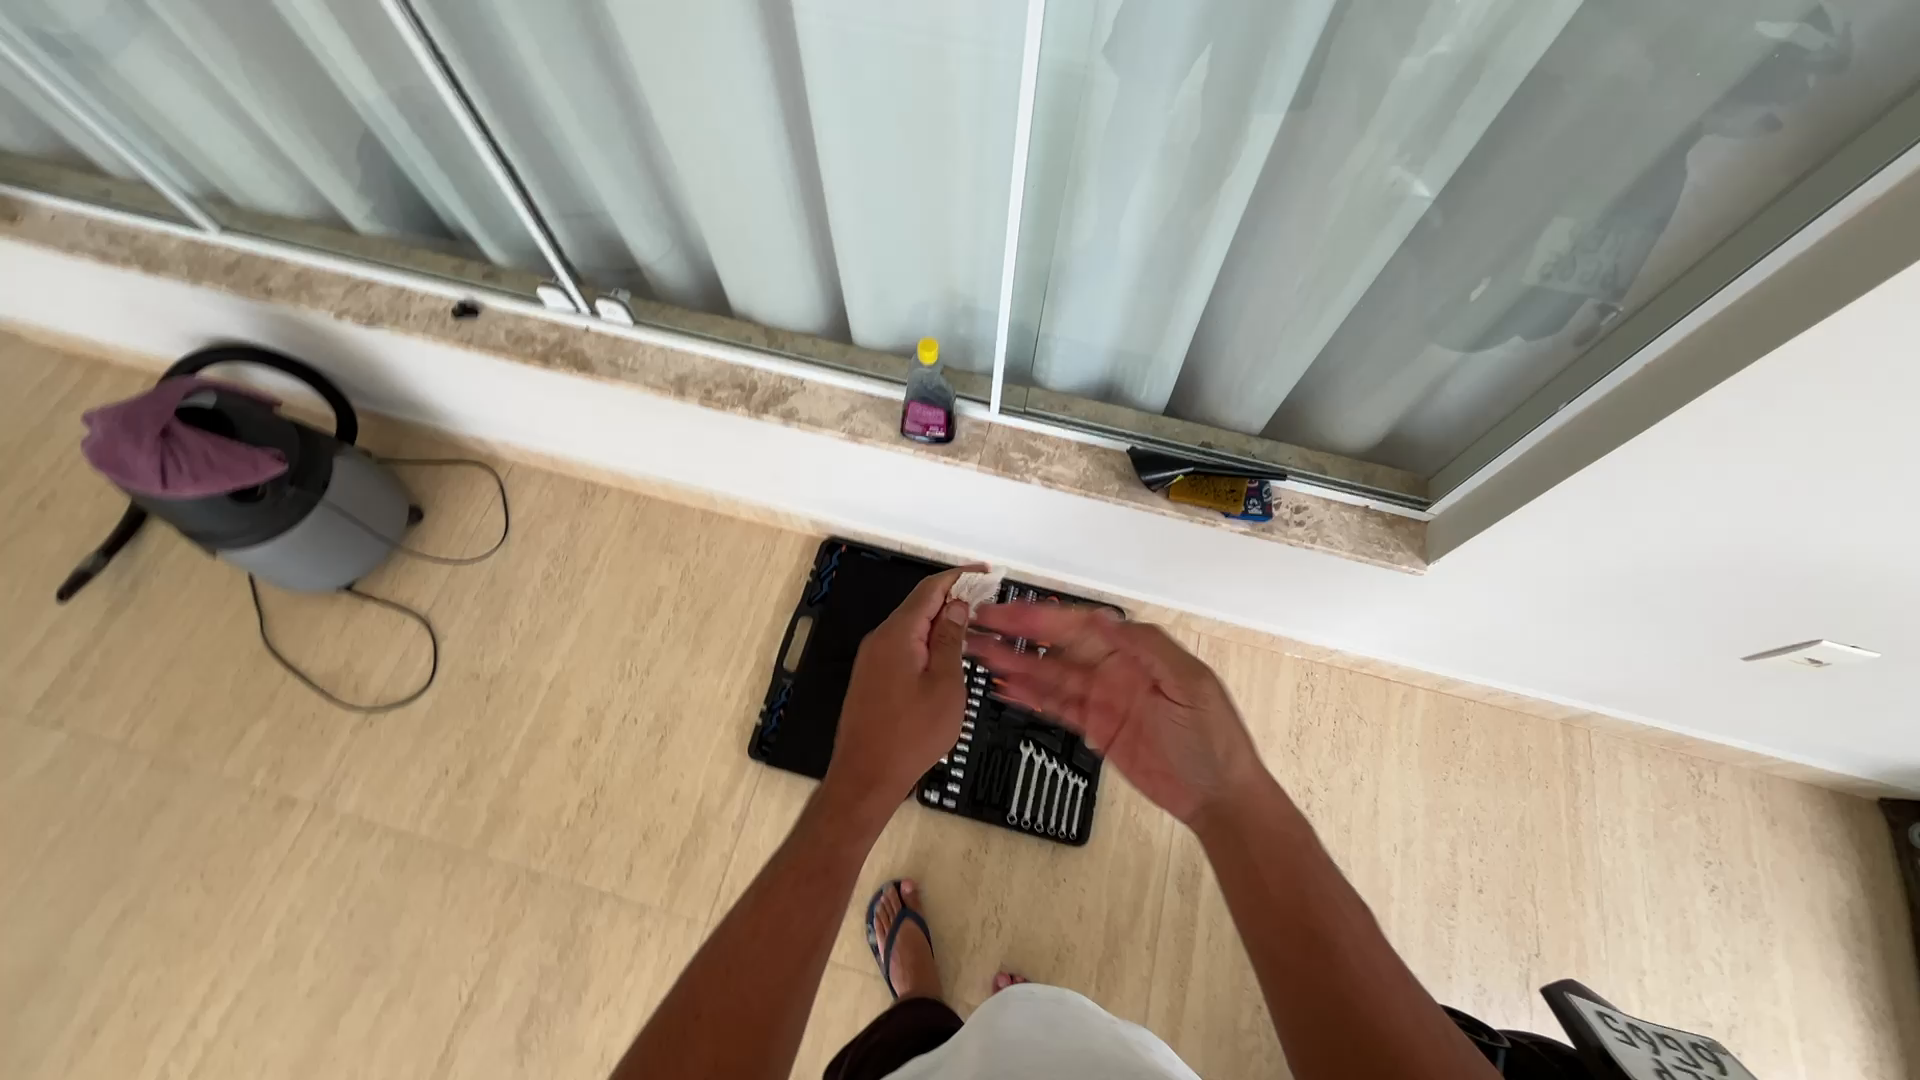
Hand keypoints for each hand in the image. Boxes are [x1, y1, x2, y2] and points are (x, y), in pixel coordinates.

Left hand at [823, 567, 977, 810]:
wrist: (866, 776)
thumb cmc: (911, 735)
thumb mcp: (945, 685)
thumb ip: (951, 641)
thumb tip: (957, 606)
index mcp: (897, 635)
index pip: (930, 590)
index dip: (959, 577)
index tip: (985, 572)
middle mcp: (880, 640)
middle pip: (919, 605)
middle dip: (952, 598)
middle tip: (985, 600)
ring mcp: (872, 659)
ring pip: (911, 627)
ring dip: (941, 622)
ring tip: (972, 628)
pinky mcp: (871, 677)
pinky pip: (902, 646)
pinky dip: (927, 642)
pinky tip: (946, 655)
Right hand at [966, 604, 1263, 826]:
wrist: (1218, 796)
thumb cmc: (1214, 740)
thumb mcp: (1190, 684)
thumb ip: (1148, 648)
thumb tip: (1106, 618)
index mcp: (1137, 652)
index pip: (1082, 626)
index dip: (1045, 618)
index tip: (1014, 611)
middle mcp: (1114, 669)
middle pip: (1057, 645)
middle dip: (1019, 633)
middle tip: (983, 624)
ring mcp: (1101, 699)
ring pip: (1049, 675)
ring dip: (1016, 663)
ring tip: (981, 653)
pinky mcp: (1094, 727)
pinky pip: (1055, 706)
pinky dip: (1030, 696)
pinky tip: (1005, 686)